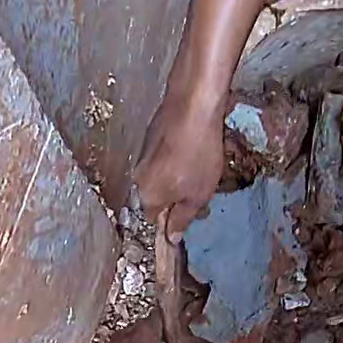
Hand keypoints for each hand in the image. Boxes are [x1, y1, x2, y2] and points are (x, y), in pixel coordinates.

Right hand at [135, 89, 224, 240]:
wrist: (193, 105)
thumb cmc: (197, 156)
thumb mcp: (197, 196)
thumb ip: (183, 219)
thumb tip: (172, 237)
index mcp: (147, 196)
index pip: (155, 220)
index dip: (175, 219)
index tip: (195, 212)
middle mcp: (138, 177)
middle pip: (157, 197)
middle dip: (179, 198)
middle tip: (204, 191)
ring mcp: (143, 154)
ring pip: (161, 175)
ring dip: (179, 177)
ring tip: (203, 167)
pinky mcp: (151, 135)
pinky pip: (164, 157)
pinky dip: (177, 158)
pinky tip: (195, 149)